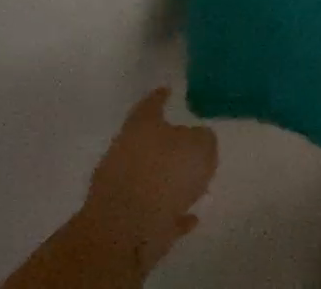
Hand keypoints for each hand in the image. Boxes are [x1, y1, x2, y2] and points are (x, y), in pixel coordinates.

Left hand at [76, 88, 219, 270]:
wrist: (128, 230)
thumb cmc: (167, 174)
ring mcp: (118, 189)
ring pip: (148, 177)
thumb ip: (201, 137)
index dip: (159, 97)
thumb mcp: (202, 144)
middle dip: (166, 144)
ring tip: (195, 183)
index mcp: (140, 130)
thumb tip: (194, 140)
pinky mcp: (121, 219)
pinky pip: (150, 209)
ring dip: (168, 179)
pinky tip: (189, 214)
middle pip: (145, 144)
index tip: (166, 90)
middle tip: (189, 143)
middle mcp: (123, 155)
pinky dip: (168, 210)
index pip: (149, 106)